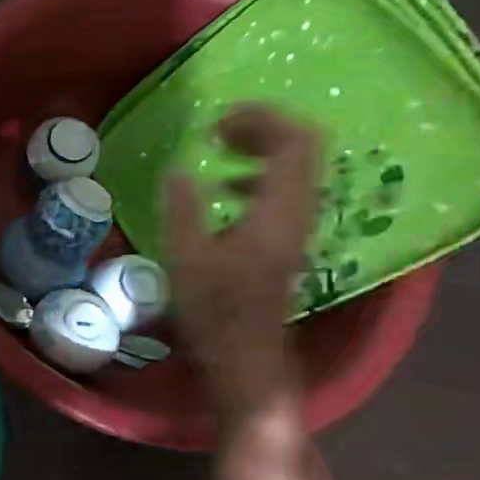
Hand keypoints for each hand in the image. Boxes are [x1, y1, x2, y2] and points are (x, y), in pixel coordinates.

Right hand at [164, 104, 320, 423]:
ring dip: (260, 149)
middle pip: (302, 147)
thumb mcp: (186, 258)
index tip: (217, 123)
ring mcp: (297, 227)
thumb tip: (177, 170)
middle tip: (218, 130)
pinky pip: (283, 190)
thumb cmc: (215, 312)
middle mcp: (299, 212)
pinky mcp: (287, 241)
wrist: (246, 359)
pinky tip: (223, 188)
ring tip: (219, 148)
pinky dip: (257, 175)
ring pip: (295, 168)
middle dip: (262, 128)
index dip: (261, 120)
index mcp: (279, 212)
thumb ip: (183, 209)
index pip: (295, 142)